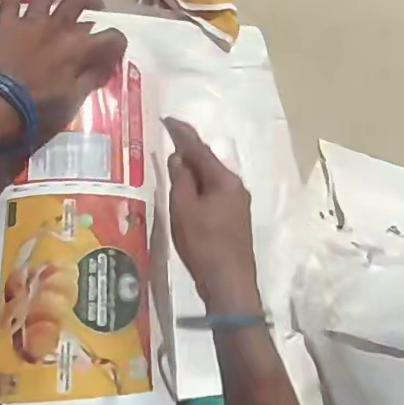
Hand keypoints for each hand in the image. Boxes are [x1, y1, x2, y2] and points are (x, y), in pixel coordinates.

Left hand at [0, 0, 127, 147]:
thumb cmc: (36, 110)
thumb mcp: (72, 103)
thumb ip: (90, 81)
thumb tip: (105, 67)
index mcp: (79, 49)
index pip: (111, 38)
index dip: (118, 43)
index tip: (116, 50)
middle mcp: (58, 28)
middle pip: (79, 2)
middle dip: (91, 1)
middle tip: (95, 6)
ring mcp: (30, 22)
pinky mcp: (5, 23)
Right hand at [164, 118, 259, 311]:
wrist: (230, 284)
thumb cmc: (204, 244)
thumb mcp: (184, 209)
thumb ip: (180, 179)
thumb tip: (178, 157)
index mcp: (224, 180)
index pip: (199, 149)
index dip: (182, 133)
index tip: (167, 119)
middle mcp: (235, 187)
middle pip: (207, 162)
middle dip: (187, 151)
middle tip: (167, 139)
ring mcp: (237, 204)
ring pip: (210, 179)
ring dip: (192, 170)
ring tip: (172, 163)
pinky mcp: (233, 219)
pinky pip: (212, 193)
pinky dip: (198, 186)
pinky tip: (186, 190)